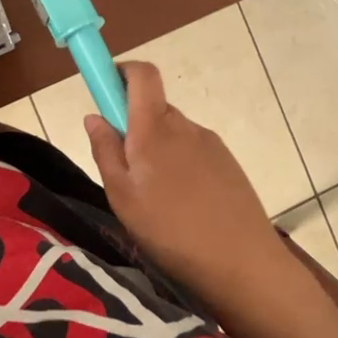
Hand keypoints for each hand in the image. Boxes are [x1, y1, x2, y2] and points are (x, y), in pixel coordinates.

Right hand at [84, 62, 274, 294]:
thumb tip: (94, 116)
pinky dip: (180, 167)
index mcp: (154, 128)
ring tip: (156, 199)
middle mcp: (184, 126)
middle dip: (134, 127)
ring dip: (158, 151)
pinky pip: (193, 152)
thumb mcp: (122, 196)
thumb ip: (105, 151)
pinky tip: (183, 206)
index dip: (122, 72)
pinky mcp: (228, 164)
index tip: (105, 92)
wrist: (243, 264)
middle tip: (125, 172)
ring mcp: (210, 144)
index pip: (143, 74)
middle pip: (154, 107)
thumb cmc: (170, 230)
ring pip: (173, 133)